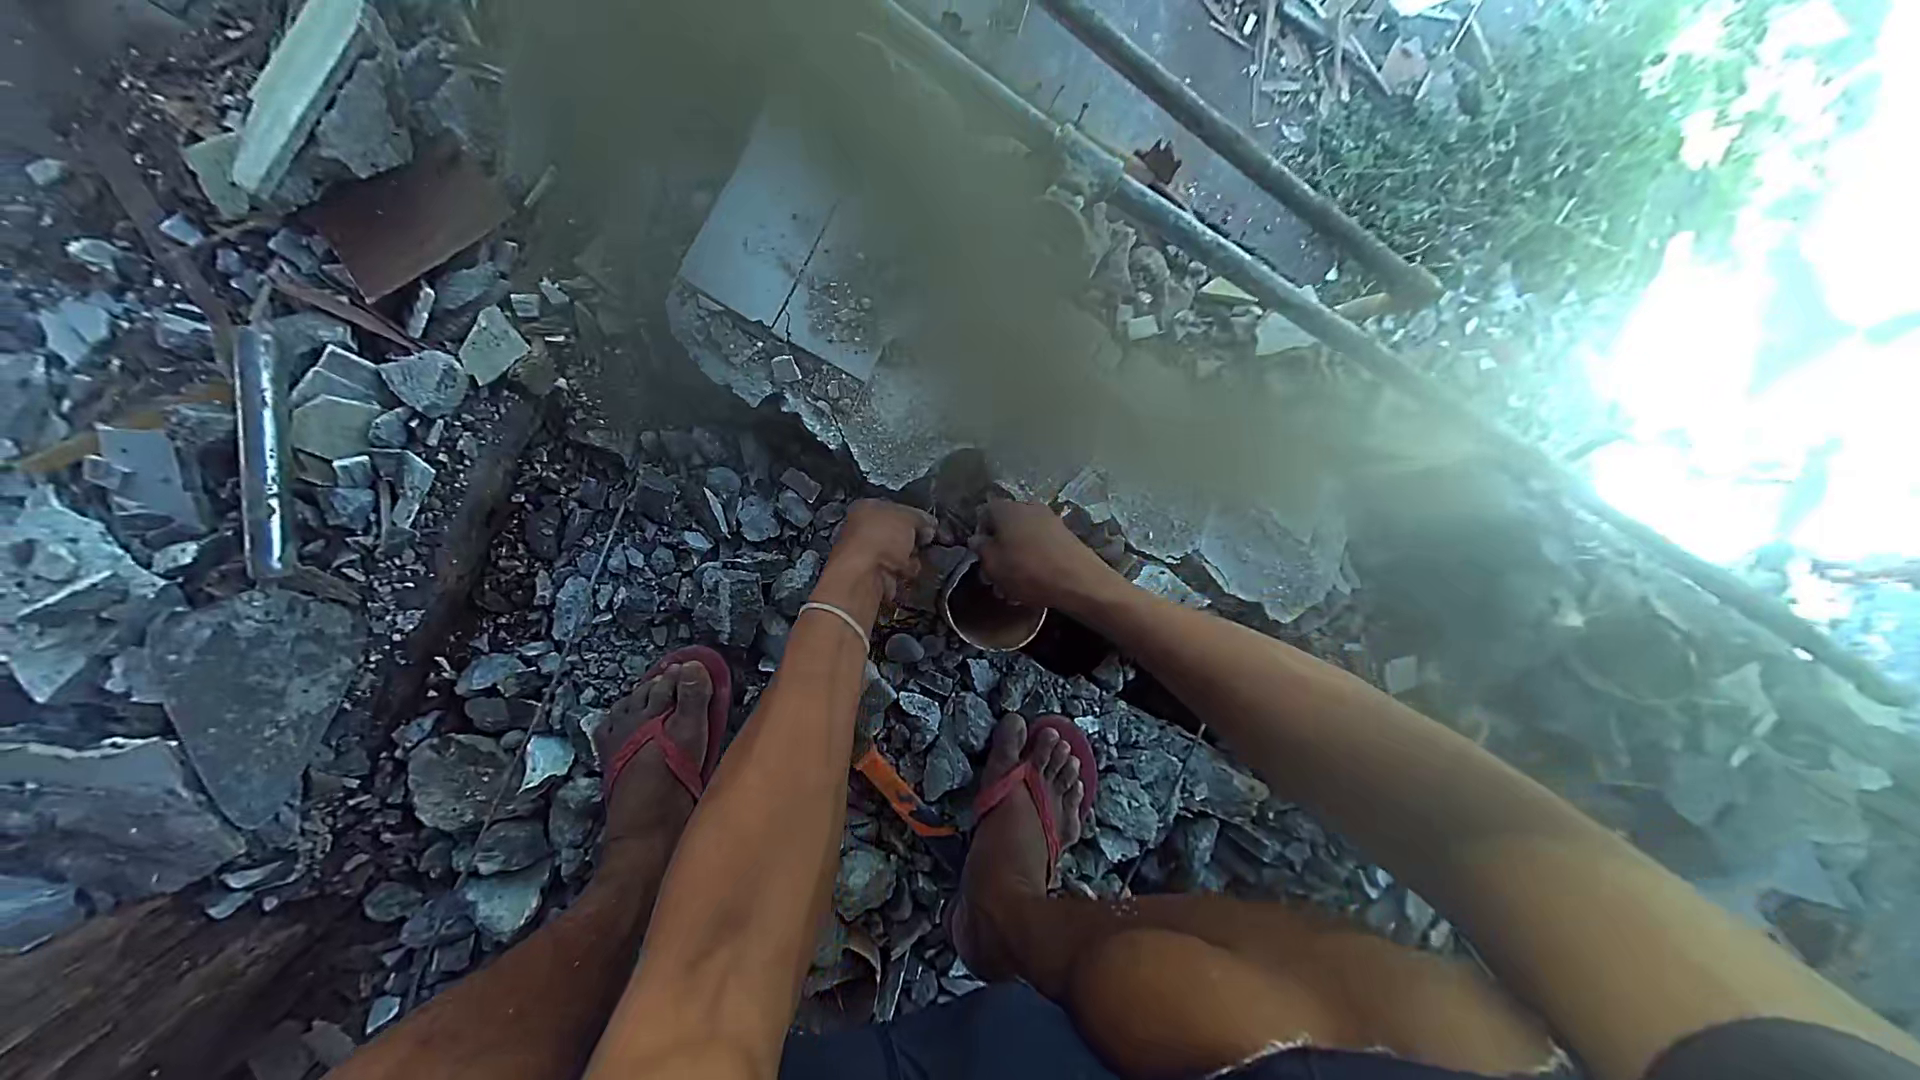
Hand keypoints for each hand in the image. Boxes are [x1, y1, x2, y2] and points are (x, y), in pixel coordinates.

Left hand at [824, 499, 936, 604]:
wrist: (864, 575)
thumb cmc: (881, 537)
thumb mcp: (909, 517)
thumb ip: (922, 519)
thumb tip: (928, 525)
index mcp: (865, 508)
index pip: (894, 509)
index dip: (913, 517)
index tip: (927, 526)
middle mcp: (861, 531)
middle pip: (896, 535)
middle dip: (912, 541)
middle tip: (920, 543)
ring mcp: (864, 557)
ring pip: (898, 557)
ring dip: (910, 561)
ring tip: (911, 561)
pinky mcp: (870, 579)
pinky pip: (896, 575)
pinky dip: (903, 576)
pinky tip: (905, 574)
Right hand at [970, 498, 1124, 611]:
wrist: (1079, 581)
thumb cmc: (1027, 571)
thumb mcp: (993, 564)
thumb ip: (981, 549)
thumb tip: (977, 539)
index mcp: (1007, 509)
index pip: (984, 513)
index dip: (979, 535)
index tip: (981, 557)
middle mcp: (1029, 507)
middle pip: (1005, 527)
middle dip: (998, 551)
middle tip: (996, 577)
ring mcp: (1050, 520)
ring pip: (1023, 539)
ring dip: (1016, 560)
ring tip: (1014, 588)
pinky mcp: (1066, 536)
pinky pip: (1041, 546)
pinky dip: (1034, 561)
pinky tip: (1034, 583)